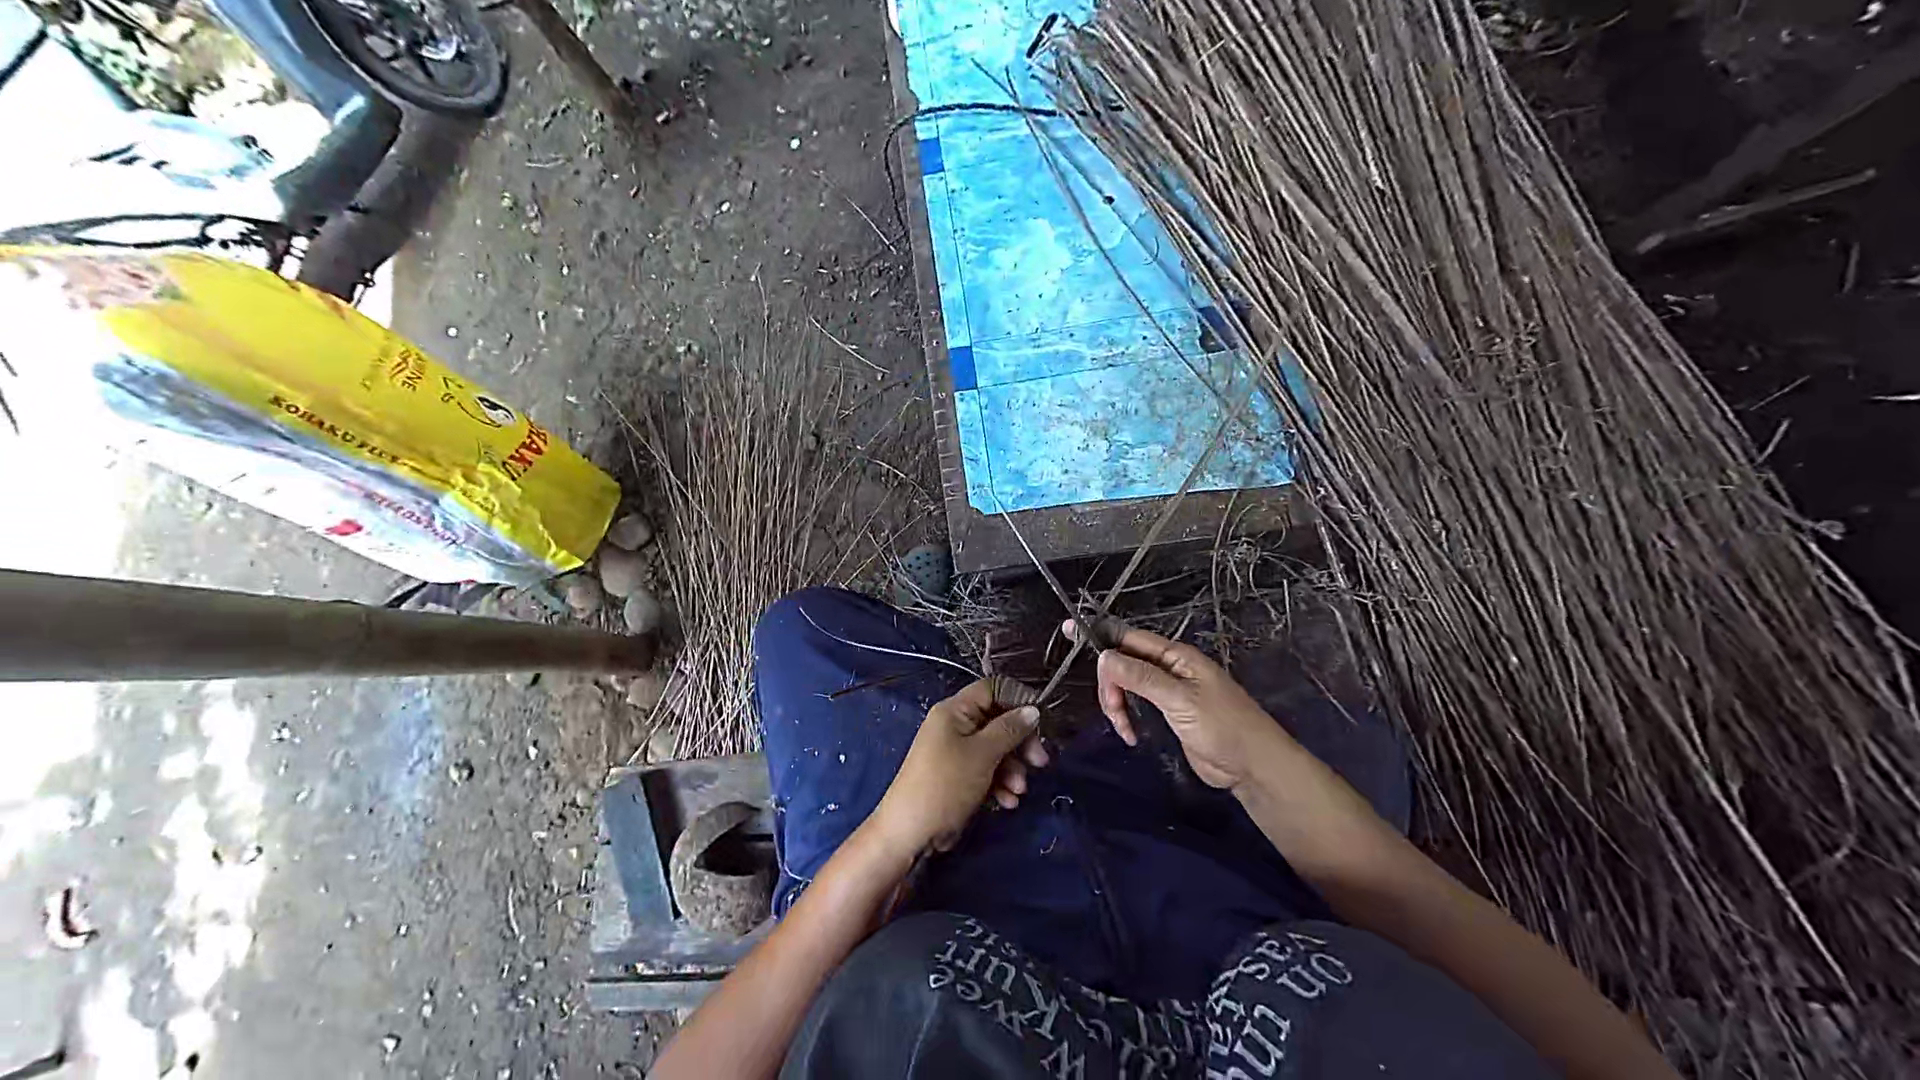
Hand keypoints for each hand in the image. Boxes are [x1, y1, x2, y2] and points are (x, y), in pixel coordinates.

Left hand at [870, 679, 1049, 856]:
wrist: (911, 832)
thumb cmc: (946, 784)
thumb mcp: (982, 754)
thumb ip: (1010, 729)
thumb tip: (1033, 710)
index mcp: (955, 710)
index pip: (993, 690)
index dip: (1019, 701)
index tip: (1040, 723)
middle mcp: (956, 725)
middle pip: (999, 721)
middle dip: (1021, 742)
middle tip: (1039, 762)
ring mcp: (957, 752)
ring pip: (996, 749)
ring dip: (1013, 768)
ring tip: (1018, 791)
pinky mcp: (959, 776)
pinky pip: (988, 770)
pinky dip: (1000, 783)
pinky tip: (1006, 802)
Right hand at [1065, 619, 1284, 791]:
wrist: (1253, 767)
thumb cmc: (1223, 727)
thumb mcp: (1180, 700)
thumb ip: (1141, 677)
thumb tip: (1105, 656)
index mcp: (1176, 656)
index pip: (1129, 638)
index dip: (1100, 636)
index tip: (1069, 631)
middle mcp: (1169, 668)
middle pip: (1123, 663)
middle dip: (1111, 685)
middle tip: (1114, 712)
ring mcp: (1169, 691)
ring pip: (1126, 685)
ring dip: (1117, 704)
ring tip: (1125, 729)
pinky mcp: (1168, 714)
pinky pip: (1136, 705)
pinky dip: (1126, 717)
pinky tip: (1131, 734)